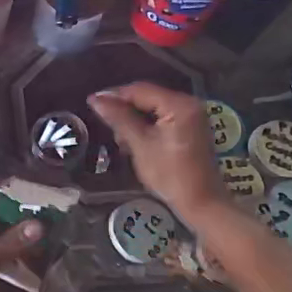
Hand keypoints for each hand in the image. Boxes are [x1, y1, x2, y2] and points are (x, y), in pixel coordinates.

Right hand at [88, 83, 227, 224]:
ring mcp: (191, 116)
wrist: (200, 202)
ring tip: (117, 136)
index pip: (140, 90)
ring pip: (152, 108)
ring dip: (132, 119)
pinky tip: (132, 140)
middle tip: (102, 120)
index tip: (91, 102)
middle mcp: (189, 104)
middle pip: (147, 97)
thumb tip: (96, 99)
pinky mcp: (189, 128)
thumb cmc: (169, 174)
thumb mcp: (140, 145)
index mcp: (179, 105)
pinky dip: (145, 125)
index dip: (114, 95)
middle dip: (123, 108)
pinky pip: (161, 118)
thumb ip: (119, 118)